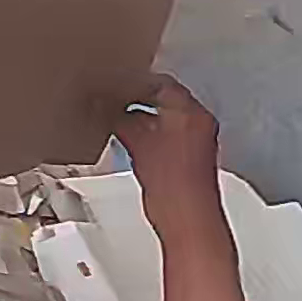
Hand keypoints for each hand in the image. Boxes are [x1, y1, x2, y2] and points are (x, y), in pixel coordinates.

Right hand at [114, 74, 222, 240]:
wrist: (186, 219)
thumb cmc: (172, 184)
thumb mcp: (137, 142)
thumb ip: (120, 118)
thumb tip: (104, 106)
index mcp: (192, 114)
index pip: (162, 83)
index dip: (136, 80)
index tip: (116, 81)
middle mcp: (197, 124)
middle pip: (163, 99)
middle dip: (136, 96)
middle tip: (111, 95)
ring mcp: (193, 142)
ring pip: (162, 117)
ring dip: (139, 114)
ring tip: (113, 113)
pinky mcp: (185, 158)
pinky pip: (163, 134)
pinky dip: (145, 131)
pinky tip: (126, 135)